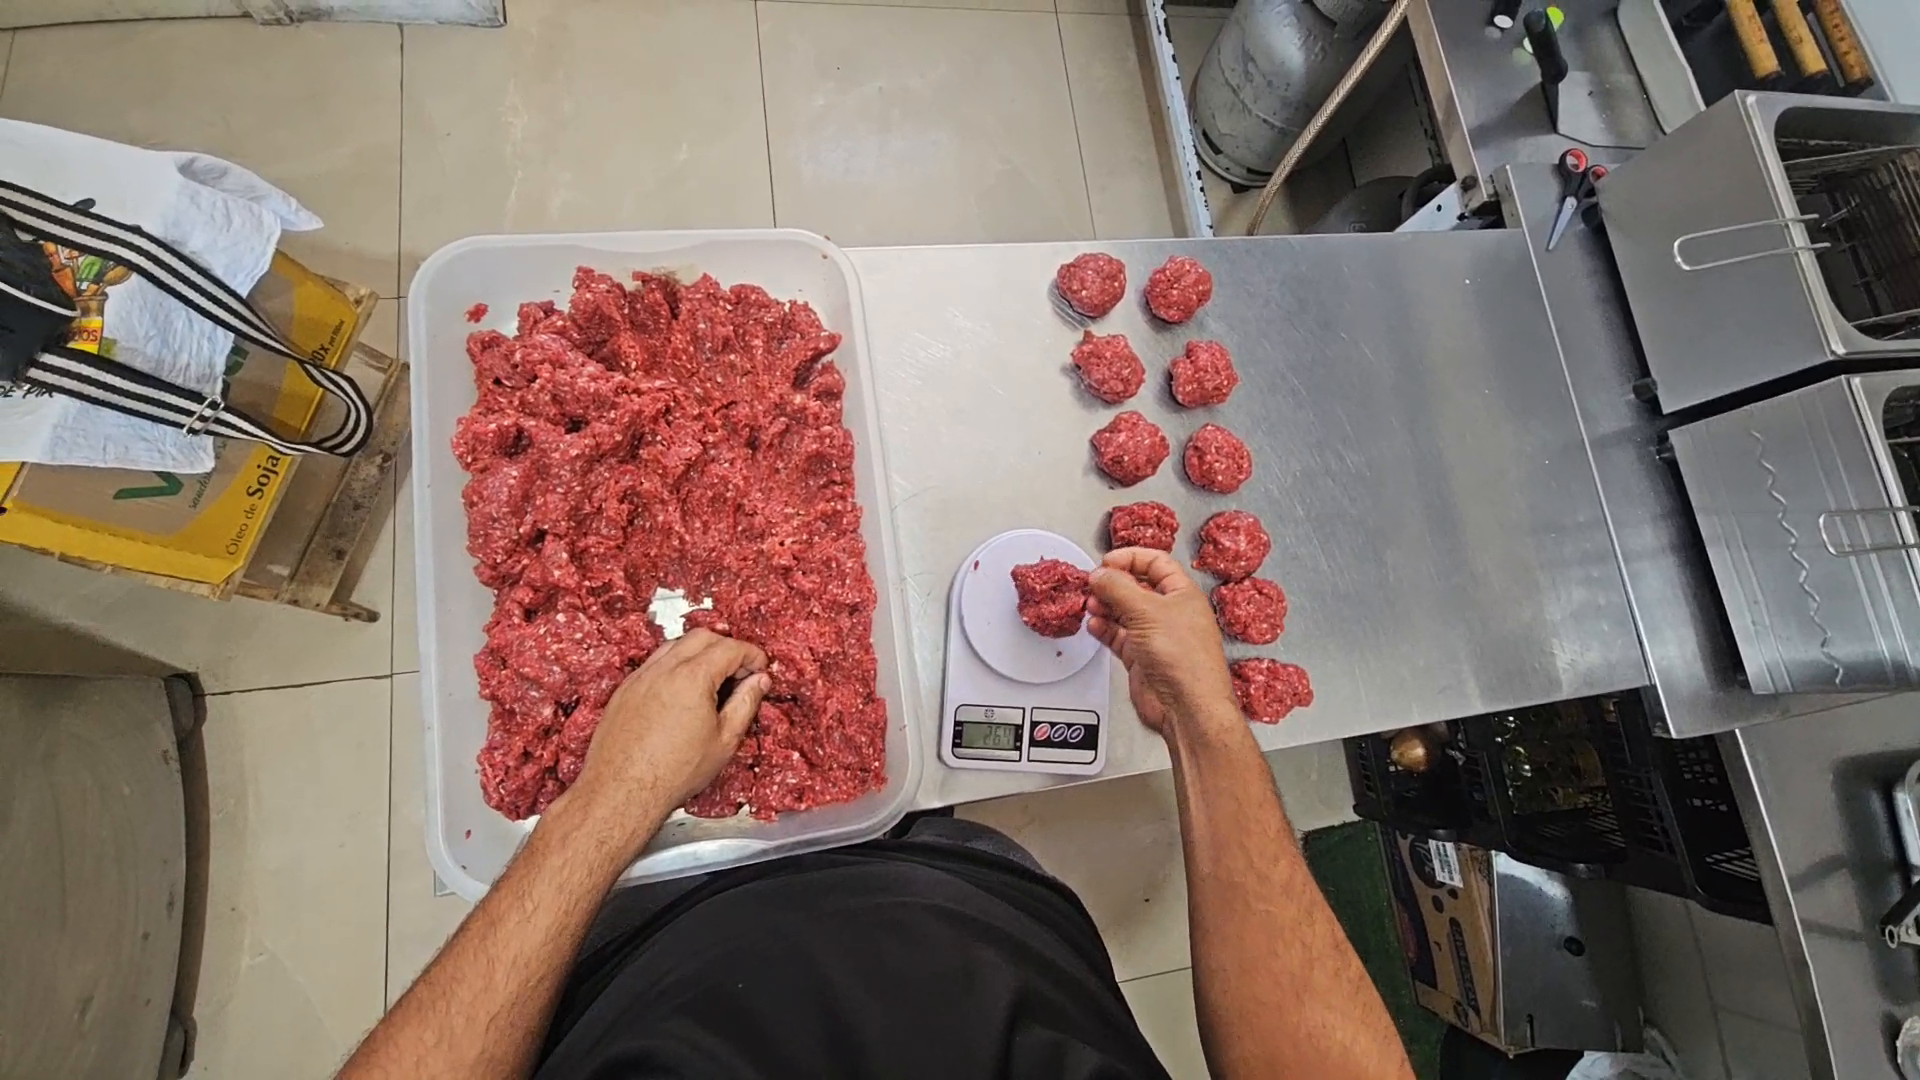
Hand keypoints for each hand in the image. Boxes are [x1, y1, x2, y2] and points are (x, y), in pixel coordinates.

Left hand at [562, 629, 769, 835]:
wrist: (621, 792)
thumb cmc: (673, 773)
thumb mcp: (725, 740)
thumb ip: (746, 703)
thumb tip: (759, 681)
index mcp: (692, 678)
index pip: (730, 648)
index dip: (752, 655)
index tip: (759, 668)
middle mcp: (664, 670)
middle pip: (703, 637)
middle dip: (727, 647)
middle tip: (740, 671)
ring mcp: (640, 678)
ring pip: (676, 645)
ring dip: (699, 652)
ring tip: (712, 679)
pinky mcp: (625, 690)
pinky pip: (655, 662)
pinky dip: (675, 664)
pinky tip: (683, 690)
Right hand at [1086, 548, 1237, 736]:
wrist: (1187, 707)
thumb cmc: (1184, 659)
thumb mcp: (1147, 611)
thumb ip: (1118, 588)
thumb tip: (1100, 574)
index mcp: (1181, 594)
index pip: (1155, 563)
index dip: (1130, 558)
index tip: (1107, 561)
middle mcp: (1169, 613)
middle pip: (1136, 586)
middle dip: (1112, 583)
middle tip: (1093, 584)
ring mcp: (1154, 635)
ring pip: (1124, 611)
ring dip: (1105, 605)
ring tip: (1091, 604)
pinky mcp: (1140, 657)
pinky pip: (1117, 635)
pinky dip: (1104, 628)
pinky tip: (1095, 625)